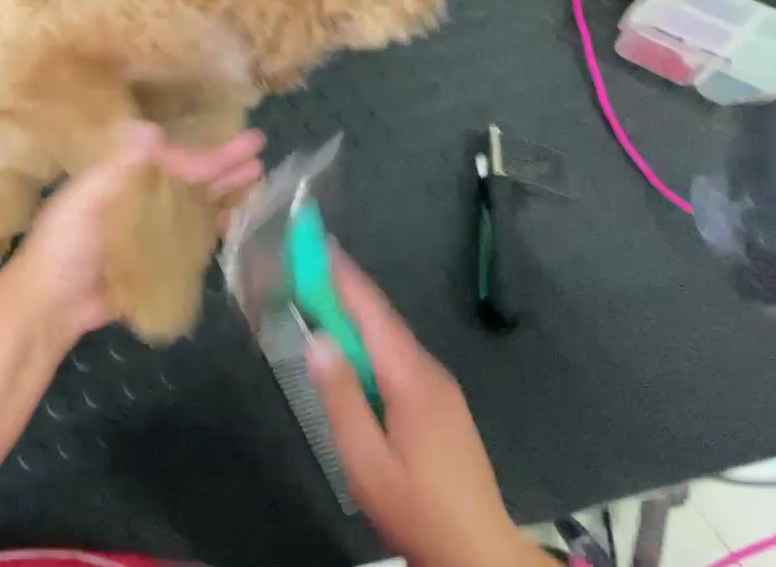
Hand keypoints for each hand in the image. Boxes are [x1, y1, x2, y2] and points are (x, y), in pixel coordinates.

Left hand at [3, 122, 264, 338]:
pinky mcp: (154, 264)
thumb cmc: (62, 246)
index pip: (172, 162)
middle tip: (261, 154)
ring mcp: (147, 234)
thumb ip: (119, 168)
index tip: (244, 143)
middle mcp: (136, 201)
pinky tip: (235, 221)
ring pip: (193, 208)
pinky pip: (189, 242)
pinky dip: (211, 230)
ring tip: (258, 183)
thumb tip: (152, 128)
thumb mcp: (84, 199)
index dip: (208, 154)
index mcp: (118, 179)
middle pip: (187, 181)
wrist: (49, 304)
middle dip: (223, 168)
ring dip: (223, 195)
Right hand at [307, 254, 548, 566]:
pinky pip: (394, 353)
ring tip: (309, 294)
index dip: (340, 274)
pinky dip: (363, 335)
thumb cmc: (415, 506)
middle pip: (378, 317)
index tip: (311, 241)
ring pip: (386, 335)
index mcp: (410, 380)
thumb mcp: (365, 459)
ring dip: (349, 311)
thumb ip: (340, 398)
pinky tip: (342, 341)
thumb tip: (316, 339)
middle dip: (338, 286)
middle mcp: (428, 371)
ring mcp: (438, 385)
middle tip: (297, 264)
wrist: (478, 552)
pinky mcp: (438, 400)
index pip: (370, 311)